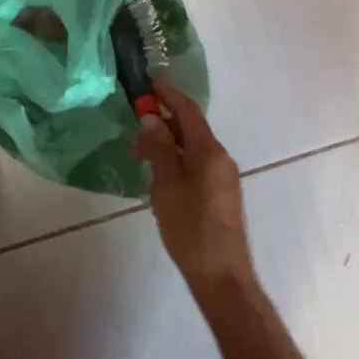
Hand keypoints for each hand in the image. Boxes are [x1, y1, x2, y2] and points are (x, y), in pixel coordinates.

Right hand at [134, 81, 253, 292]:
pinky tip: (159, 176)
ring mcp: (223, 177)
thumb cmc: (189, 229)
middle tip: (135, 127)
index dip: (168, 94)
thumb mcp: (166, 186)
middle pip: (191, 129)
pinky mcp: (221, 194)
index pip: (188, 111)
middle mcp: (220, 158)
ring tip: (141, 155)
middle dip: (163, 122)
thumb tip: (152, 119)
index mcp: (209, 152)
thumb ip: (159, 150)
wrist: (220, 275)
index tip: (147, 83)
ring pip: (193, 148)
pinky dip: (177, 160)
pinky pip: (197, 165)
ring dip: (168, 144)